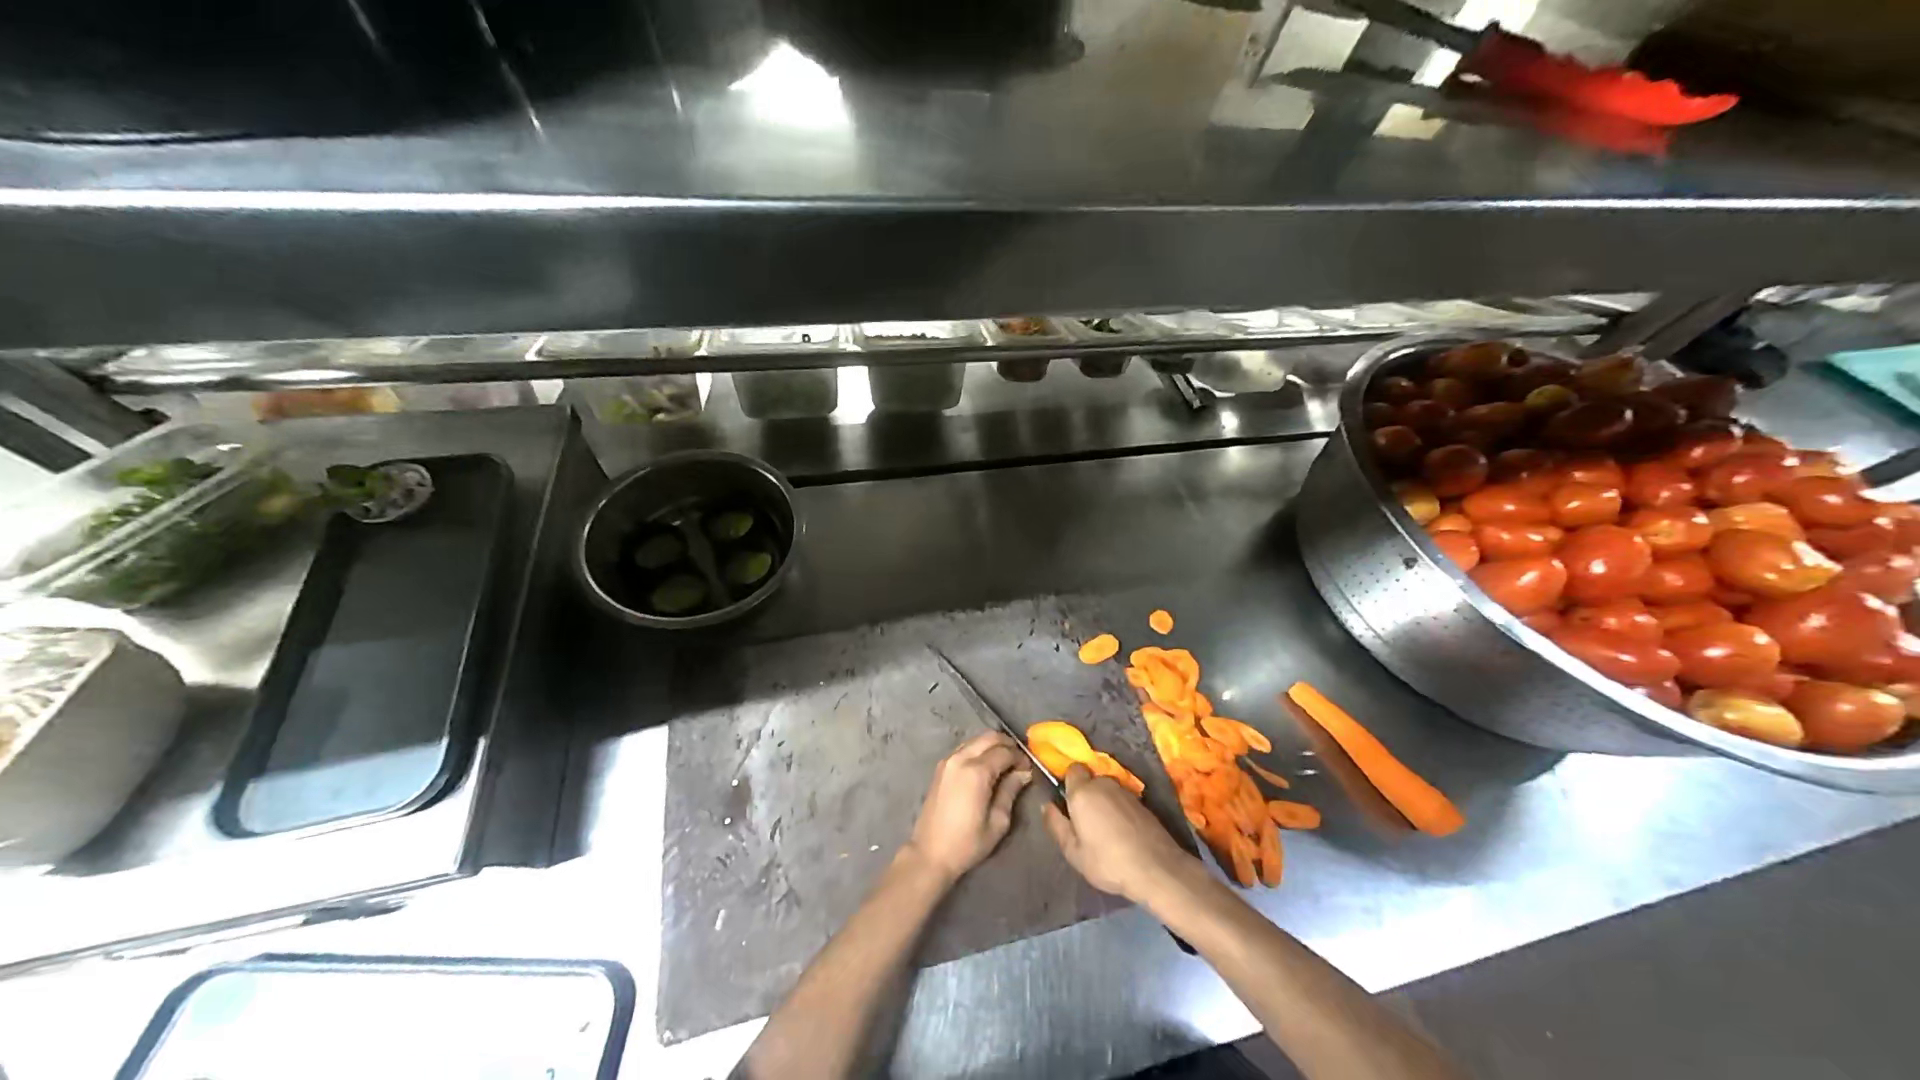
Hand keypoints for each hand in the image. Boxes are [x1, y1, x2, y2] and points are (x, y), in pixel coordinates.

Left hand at [905, 732, 1033, 883]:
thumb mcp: (997, 821)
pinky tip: (986, 767)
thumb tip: (1023, 773)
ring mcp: (948, 760)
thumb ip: (1010, 791)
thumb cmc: (967, 843)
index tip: (1028, 769)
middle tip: (1018, 762)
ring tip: (1004, 765)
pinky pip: (964, 748)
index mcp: (976, 772)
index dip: (1020, 757)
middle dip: (1007, 745)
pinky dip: (978, 750)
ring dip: (992, 746)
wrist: (930, 853)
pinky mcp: (941, 767)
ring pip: (976, 740)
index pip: (1005, 751)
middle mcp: (960, 759)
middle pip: (989, 737)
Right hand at [1043, 764, 1198, 904]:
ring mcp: (1126, 792)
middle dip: (1086, 794)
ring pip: (1107, 790)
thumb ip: (1056, 825)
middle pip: (1091, 780)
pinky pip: (1122, 800)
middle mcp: (1104, 784)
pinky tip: (1123, 833)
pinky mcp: (1143, 803)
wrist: (1156, 868)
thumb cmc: (1107, 861)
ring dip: (1104, 802)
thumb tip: (1047, 805)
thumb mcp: (1073, 852)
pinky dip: (1119, 810)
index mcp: (1083, 792)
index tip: (1069, 805)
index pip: (1072, 770)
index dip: (1069, 784)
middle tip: (1086, 822)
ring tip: (1106, 830)